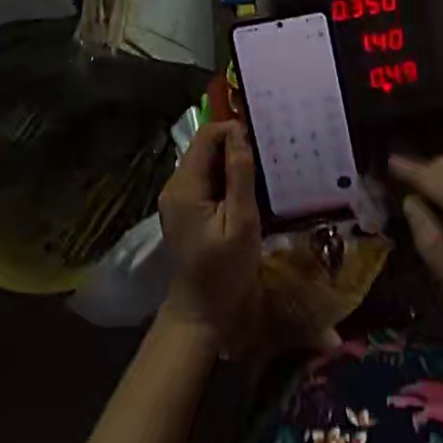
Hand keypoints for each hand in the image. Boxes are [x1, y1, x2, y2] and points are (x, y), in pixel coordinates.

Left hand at [159, 122, 261, 337]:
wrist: (202, 312)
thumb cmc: (224, 270)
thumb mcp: (241, 222)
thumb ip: (239, 176)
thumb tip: (240, 133)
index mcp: (185, 186)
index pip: (206, 136)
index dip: (233, 130)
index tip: (262, 142)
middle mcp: (175, 185)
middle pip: (204, 147)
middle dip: (234, 145)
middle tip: (267, 155)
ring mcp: (177, 197)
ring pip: (206, 162)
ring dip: (231, 162)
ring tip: (261, 170)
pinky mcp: (185, 209)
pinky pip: (205, 179)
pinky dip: (224, 178)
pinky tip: (245, 189)